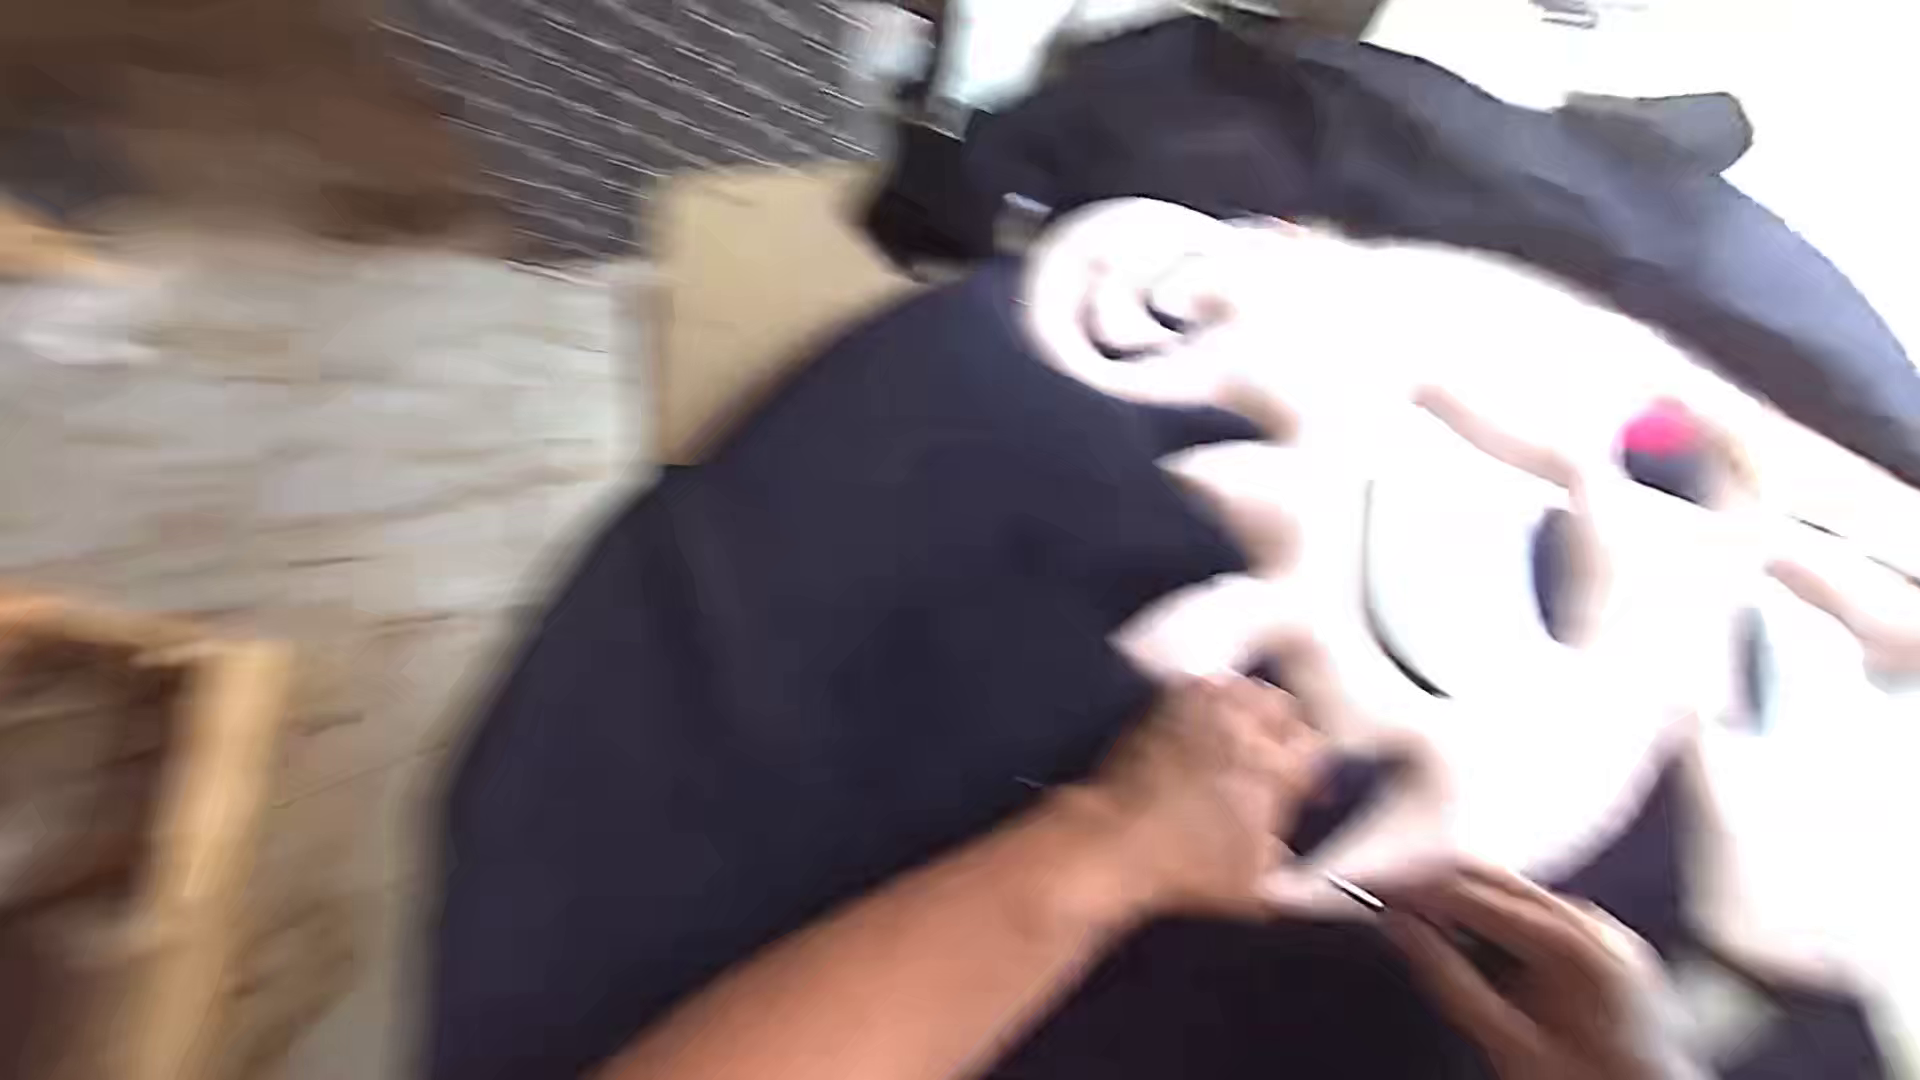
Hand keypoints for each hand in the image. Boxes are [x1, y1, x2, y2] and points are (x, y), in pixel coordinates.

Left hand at [1072, 676, 1324, 918]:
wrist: (1119, 837)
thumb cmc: (1188, 866)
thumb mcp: (1255, 881)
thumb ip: (1279, 854)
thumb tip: (1279, 843)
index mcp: (1275, 770)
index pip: (1313, 745)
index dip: (1309, 761)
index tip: (1300, 779)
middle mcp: (1242, 731)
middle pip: (1278, 703)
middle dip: (1281, 722)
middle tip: (1272, 745)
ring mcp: (1200, 712)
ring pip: (1239, 686)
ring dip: (1244, 702)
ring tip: (1239, 725)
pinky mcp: (1163, 705)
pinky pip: (1197, 685)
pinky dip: (1206, 694)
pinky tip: (1202, 714)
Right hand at [1383, 865, 1663, 1079]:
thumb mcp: (1508, 1045)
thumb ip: (1445, 976)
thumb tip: (1393, 922)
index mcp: (1576, 950)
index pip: (1466, 892)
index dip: (1408, 887)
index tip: (1365, 888)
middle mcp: (1594, 927)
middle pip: (1484, 876)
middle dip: (1426, 882)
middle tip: (1380, 897)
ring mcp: (1603, 931)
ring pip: (1501, 884)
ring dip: (1452, 894)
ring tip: (1416, 918)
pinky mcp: (1602, 941)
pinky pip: (1525, 904)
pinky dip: (1482, 908)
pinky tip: (1461, 932)